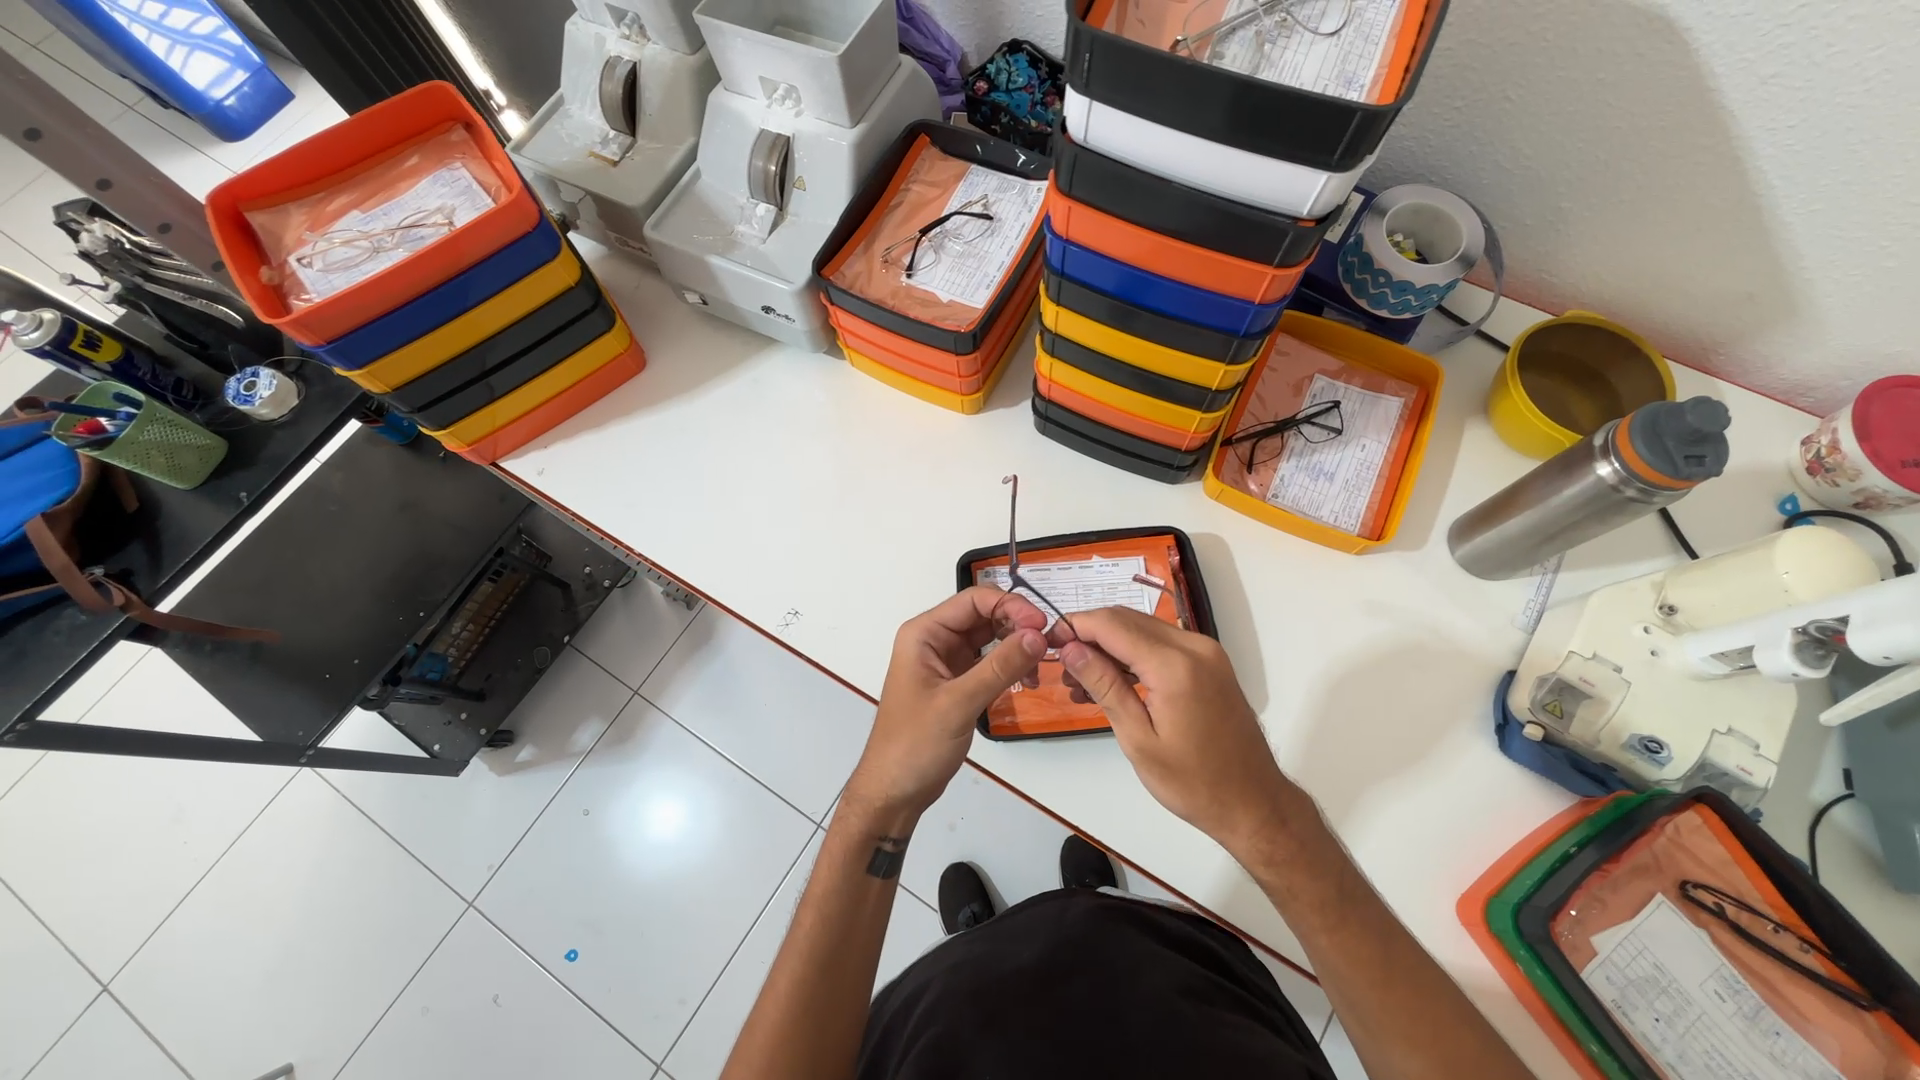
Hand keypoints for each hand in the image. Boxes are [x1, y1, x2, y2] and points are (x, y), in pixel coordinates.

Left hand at [844, 587, 1048, 820]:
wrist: (894, 790)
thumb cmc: (915, 744)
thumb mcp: (959, 703)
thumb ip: (1000, 667)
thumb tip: (1038, 636)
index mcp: (924, 634)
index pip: (973, 600)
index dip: (1010, 606)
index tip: (1042, 625)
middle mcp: (934, 641)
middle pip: (984, 617)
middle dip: (1017, 626)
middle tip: (1048, 647)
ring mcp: (945, 663)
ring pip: (989, 640)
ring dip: (1016, 648)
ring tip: (1039, 668)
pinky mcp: (956, 684)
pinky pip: (988, 663)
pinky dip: (1009, 667)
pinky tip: (1026, 682)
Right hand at [1057, 608, 1296, 854]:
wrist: (1253, 803)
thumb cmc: (1192, 782)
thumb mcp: (1138, 739)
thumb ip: (1104, 686)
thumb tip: (1070, 648)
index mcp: (1175, 665)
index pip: (1112, 625)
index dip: (1074, 627)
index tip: (1046, 643)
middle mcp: (1194, 646)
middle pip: (1127, 619)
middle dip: (1089, 634)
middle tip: (1060, 666)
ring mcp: (1206, 652)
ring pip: (1143, 628)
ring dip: (1109, 644)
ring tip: (1080, 682)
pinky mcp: (1211, 662)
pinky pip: (1162, 643)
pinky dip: (1133, 653)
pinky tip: (1113, 681)